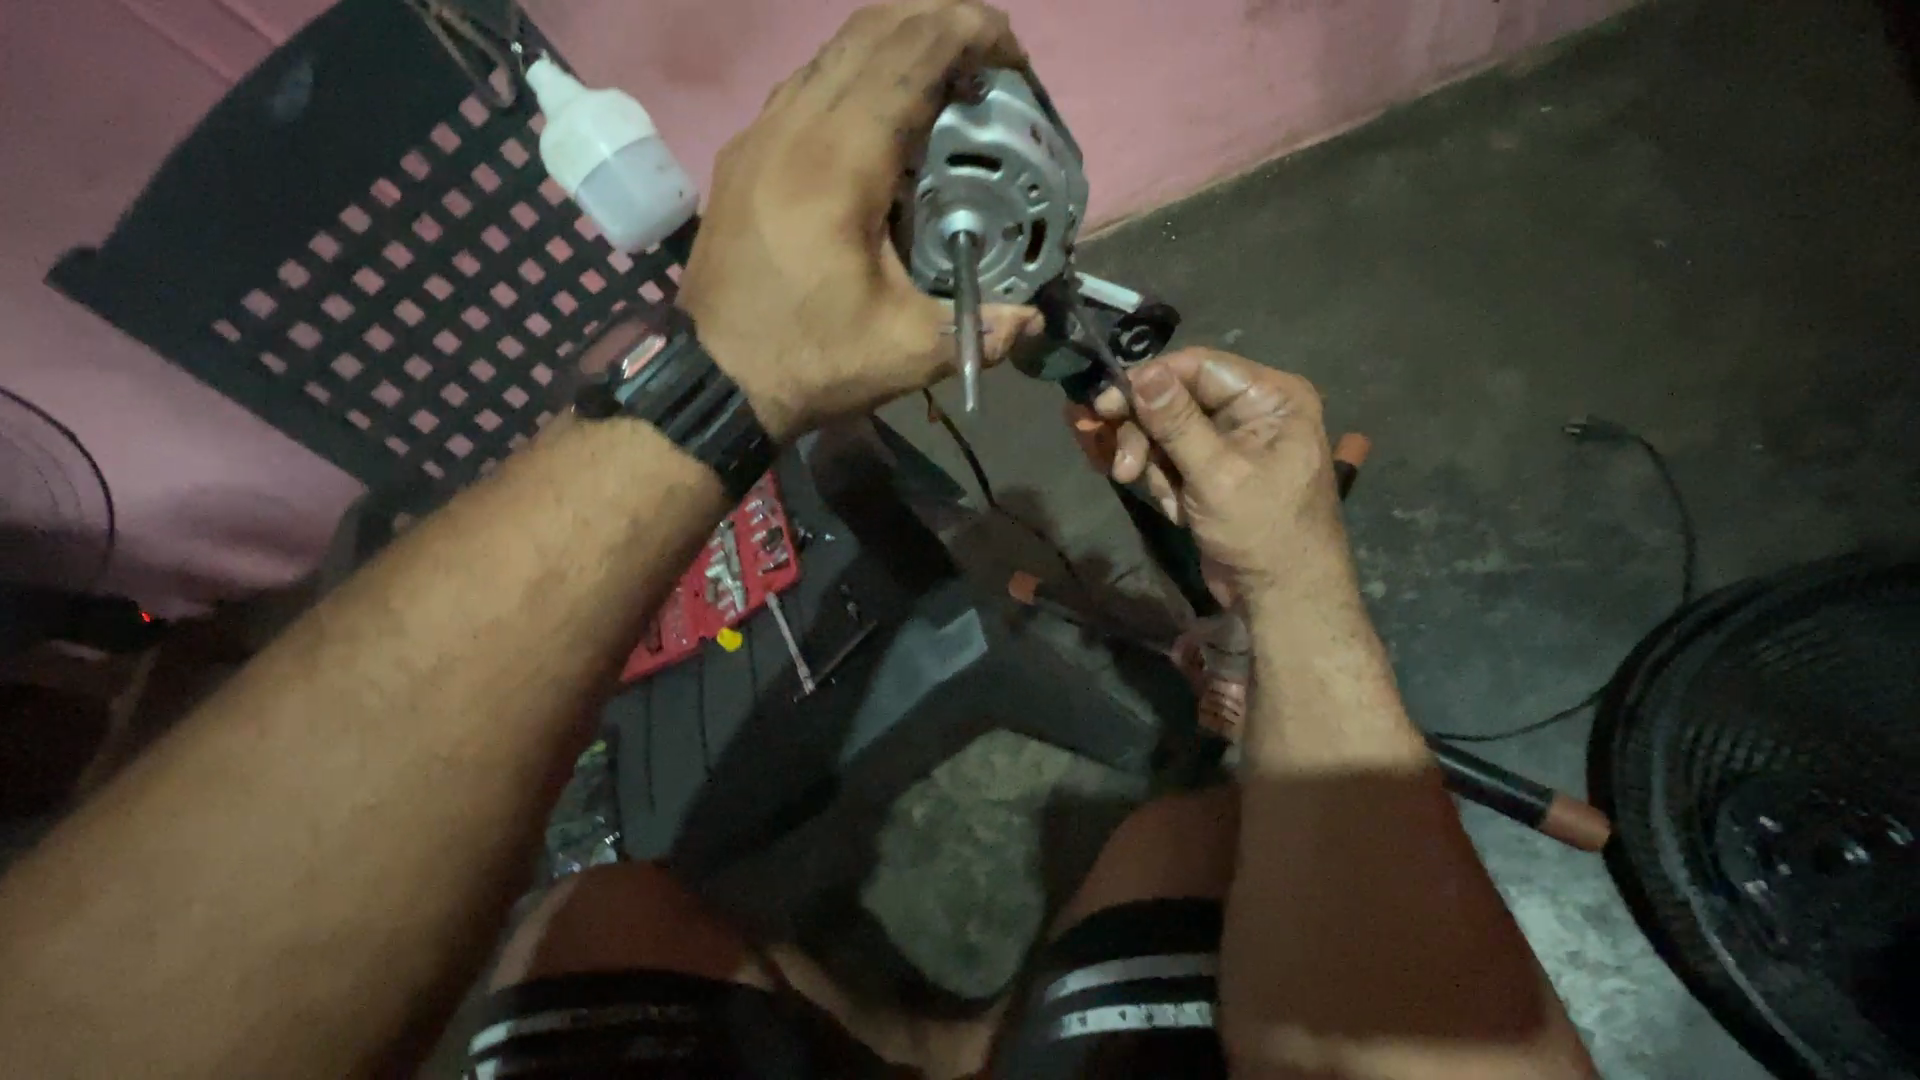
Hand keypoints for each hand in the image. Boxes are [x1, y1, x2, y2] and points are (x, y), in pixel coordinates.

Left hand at [676, 0, 1043, 440]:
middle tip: (987, 56)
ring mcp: (759, 135)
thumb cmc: (812, 362)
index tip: (1011, 52)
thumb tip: (1031, 321)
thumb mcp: (908, 353)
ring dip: (894, 44)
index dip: (968, 35)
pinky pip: (805, 84)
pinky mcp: (743, 155)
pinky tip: (879, 113)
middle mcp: (794, 129)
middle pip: (871, 33)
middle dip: (937, 23)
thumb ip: (980, 331)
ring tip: (942, 75)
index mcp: (839, 165)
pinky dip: (854, 76)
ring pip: (832, 52)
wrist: (715, 380)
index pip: (910, 59)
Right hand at [1094, 349, 1352, 604]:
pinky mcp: (1210, 470)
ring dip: (1151, 464)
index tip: (1104, 406)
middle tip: (1121, 467)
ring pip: (1164, 431)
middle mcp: (1250, 410)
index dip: (1147, 382)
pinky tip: (1176, 510)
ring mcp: (1229, 442)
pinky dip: (1162, 482)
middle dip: (1144, 434)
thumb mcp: (1217, 474)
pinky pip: (1169, 459)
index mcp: (1269, 396)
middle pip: (1173, 398)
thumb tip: (1142, 372)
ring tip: (1162, 499)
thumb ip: (1177, 422)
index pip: (1195, 367)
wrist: (1282, 596)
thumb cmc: (1262, 531)